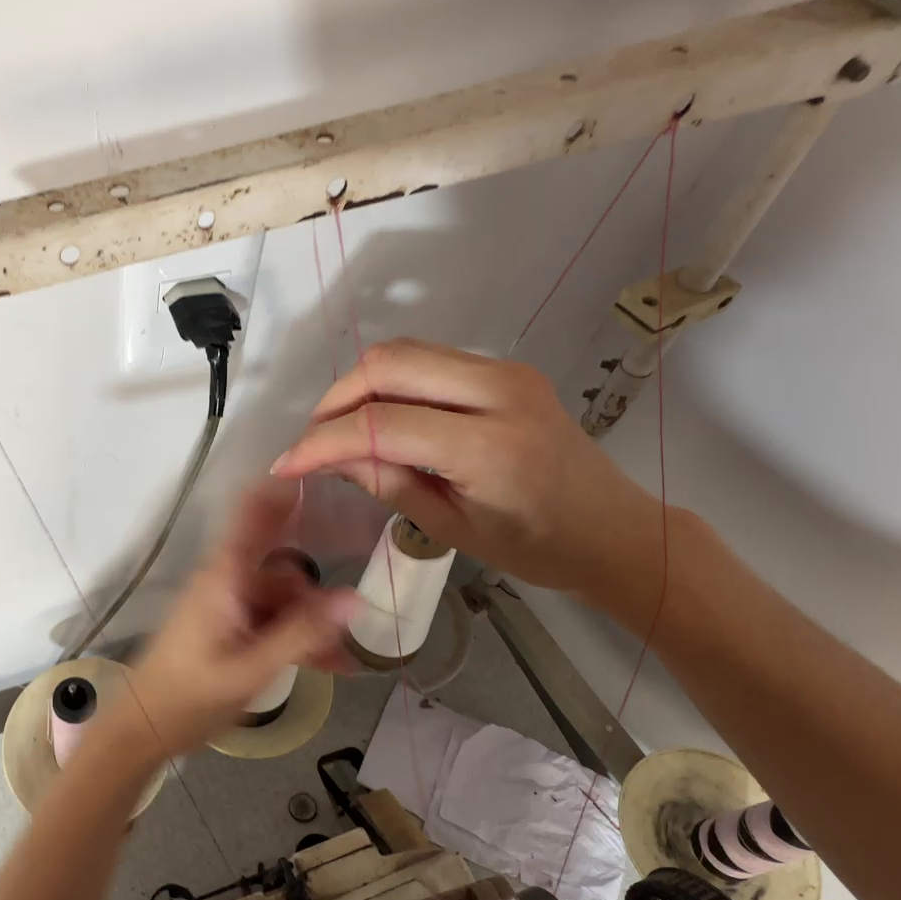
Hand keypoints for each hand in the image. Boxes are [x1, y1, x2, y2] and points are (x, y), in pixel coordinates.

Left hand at [99, 479, 356, 763]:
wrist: (143, 729)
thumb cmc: (188, 698)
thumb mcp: (251, 670)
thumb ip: (303, 635)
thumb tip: (355, 599)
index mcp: (223, 578)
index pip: (251, 515)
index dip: (280, 491)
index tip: (320, 478)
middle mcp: (226, 582)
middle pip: (281, 570)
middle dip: (317, 595)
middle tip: (355, 617)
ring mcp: (226, 606)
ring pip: (281, 602)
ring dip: (311, 626)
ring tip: (341, 661)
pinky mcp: (227, 628)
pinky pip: (269, 623)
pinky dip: (294, 640)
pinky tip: (326, 665)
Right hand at [270, 338, 664, 611]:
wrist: (614, 530)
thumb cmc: (536, 548)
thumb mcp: (452, 528)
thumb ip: (388, 483)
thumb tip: (329, 457)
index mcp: (489, 448)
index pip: (382, 424)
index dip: (323, 442)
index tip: (286, 464)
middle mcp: (498, 392)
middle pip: (388, 364)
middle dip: (335, 400)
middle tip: (311, 442)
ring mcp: (505, 372)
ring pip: (405, 351)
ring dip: (359, 385)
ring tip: (339, 430)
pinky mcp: (505, 369)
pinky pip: (429, 359)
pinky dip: (390, 382)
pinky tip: (378, 417)